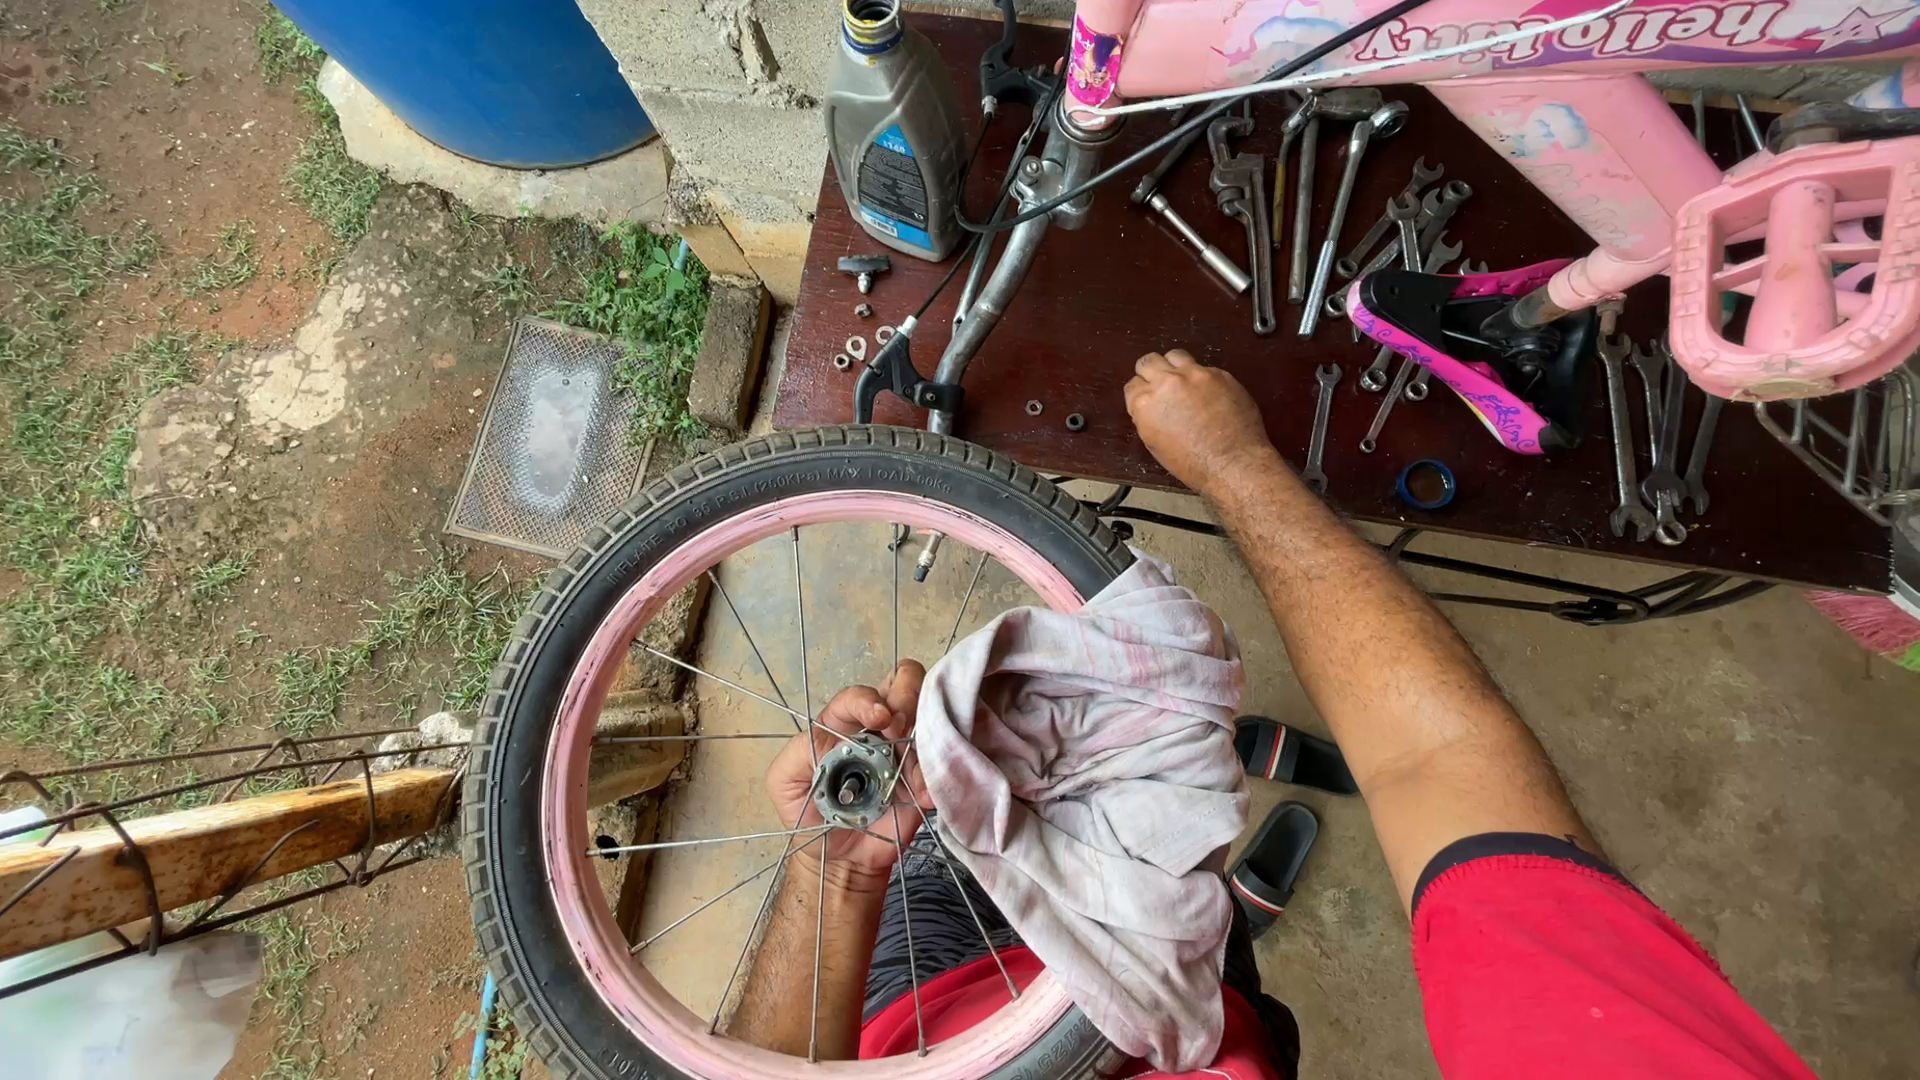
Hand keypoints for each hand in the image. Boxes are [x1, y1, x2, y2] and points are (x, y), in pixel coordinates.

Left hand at [765, 660, 931, 886]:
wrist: (840, 860)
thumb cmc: (810, 816)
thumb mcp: (786, 782)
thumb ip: (798, 753)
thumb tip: (840, 740)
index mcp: (844, 723)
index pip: (858, 695)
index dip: (870, 700)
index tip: (880, 719)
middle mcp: (880, 727)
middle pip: (903, 681)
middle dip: (906, 697)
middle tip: (899, 730)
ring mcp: (906, 748)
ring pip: (930, 710)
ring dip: (927, 728)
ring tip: (915, 764)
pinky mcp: (926, 775)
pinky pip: (942, 760)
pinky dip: (936, 775)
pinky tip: (925, 795)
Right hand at [1124, 349, 1280, 495]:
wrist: (1231, 462)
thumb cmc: (1194, 463)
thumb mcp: (1154, 444)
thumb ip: (1146, 417)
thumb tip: (1148, 407)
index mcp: (1145, 403)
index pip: (1132, 385)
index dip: (1139, 392)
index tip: (1145, 398)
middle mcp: (1167, 383)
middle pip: (1148, 361)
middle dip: (1150, 372)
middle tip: (1158, 384)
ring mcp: (1194, 375)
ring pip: (1174, 355)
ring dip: (1173, 366)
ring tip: (1180, 381)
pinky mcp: (1219, 374)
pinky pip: (1203, 367)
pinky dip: (1201, 378)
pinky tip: (1207, 394)